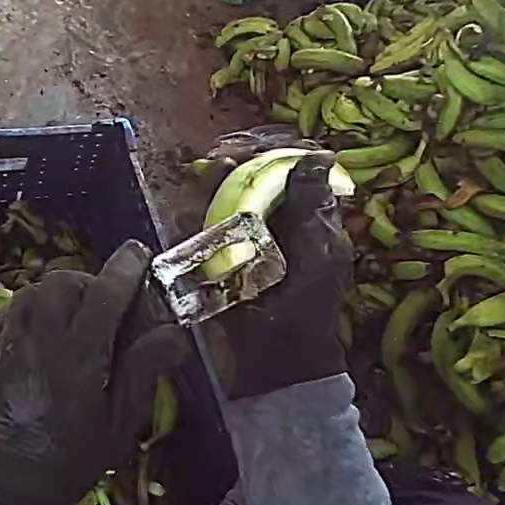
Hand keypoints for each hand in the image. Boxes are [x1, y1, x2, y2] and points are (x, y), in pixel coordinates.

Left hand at [0, 240, 190, 504]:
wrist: (13, 486)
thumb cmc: (75, 457)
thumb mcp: (121, 422)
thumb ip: (144, 370)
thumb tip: (174, 332)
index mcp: (78, 357)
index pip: (104, 296)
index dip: (124, 269)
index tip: (138, 252)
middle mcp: (40, 341)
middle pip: (61, 283)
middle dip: (88, 280)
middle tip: (105, 301)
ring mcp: (9, 344)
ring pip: (32, 290)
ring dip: (58, 290)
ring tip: (75, 312)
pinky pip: (9, 309)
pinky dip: (30, 304)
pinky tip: (43, 324)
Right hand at [205, 155, 352, 398]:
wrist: (277, 358)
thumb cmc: (305, 308)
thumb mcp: (317, 256)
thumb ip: (312, 208)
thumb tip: (318, 156)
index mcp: (308, 215)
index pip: (289, 166)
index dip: (268, 149)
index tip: (245, 146)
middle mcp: (276, 220)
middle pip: (254, 176)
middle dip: (235, 161)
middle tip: (217, 160)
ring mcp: (247, 237)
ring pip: (227, 196)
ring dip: (213, 184)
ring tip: (203, 178)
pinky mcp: (222, 256)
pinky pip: (204, 228)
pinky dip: (194, 219)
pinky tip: (186, 217)